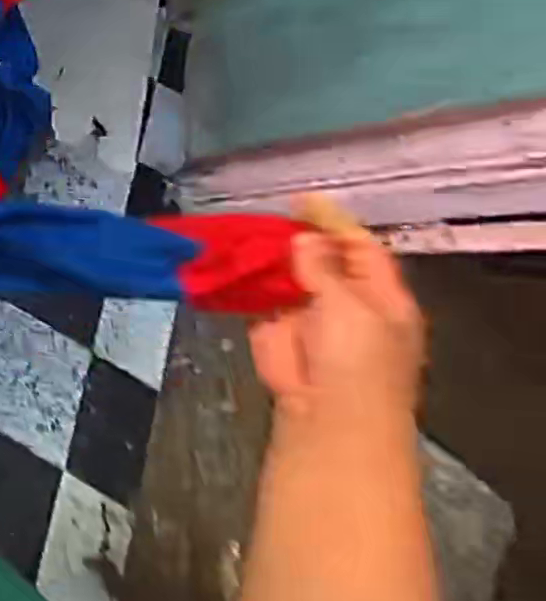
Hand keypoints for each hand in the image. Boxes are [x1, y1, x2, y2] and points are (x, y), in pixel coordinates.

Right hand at [247, 196, 425, 427]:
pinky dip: (239, 276)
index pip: (359, 249)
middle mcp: (343, 298)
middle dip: (292, 235)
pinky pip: (252, 291)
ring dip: (261, 254)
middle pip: (318, 257)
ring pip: (281, 272)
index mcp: (379, 295)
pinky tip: (222, 258)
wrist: (326, 402)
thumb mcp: (349, 305)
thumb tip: (304, 237)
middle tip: (261, 213)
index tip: (303, 199)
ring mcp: (304, 309)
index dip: (334, 223)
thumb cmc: (356, 355)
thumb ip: (322, 268)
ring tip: (235, 230)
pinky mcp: (268, 320)